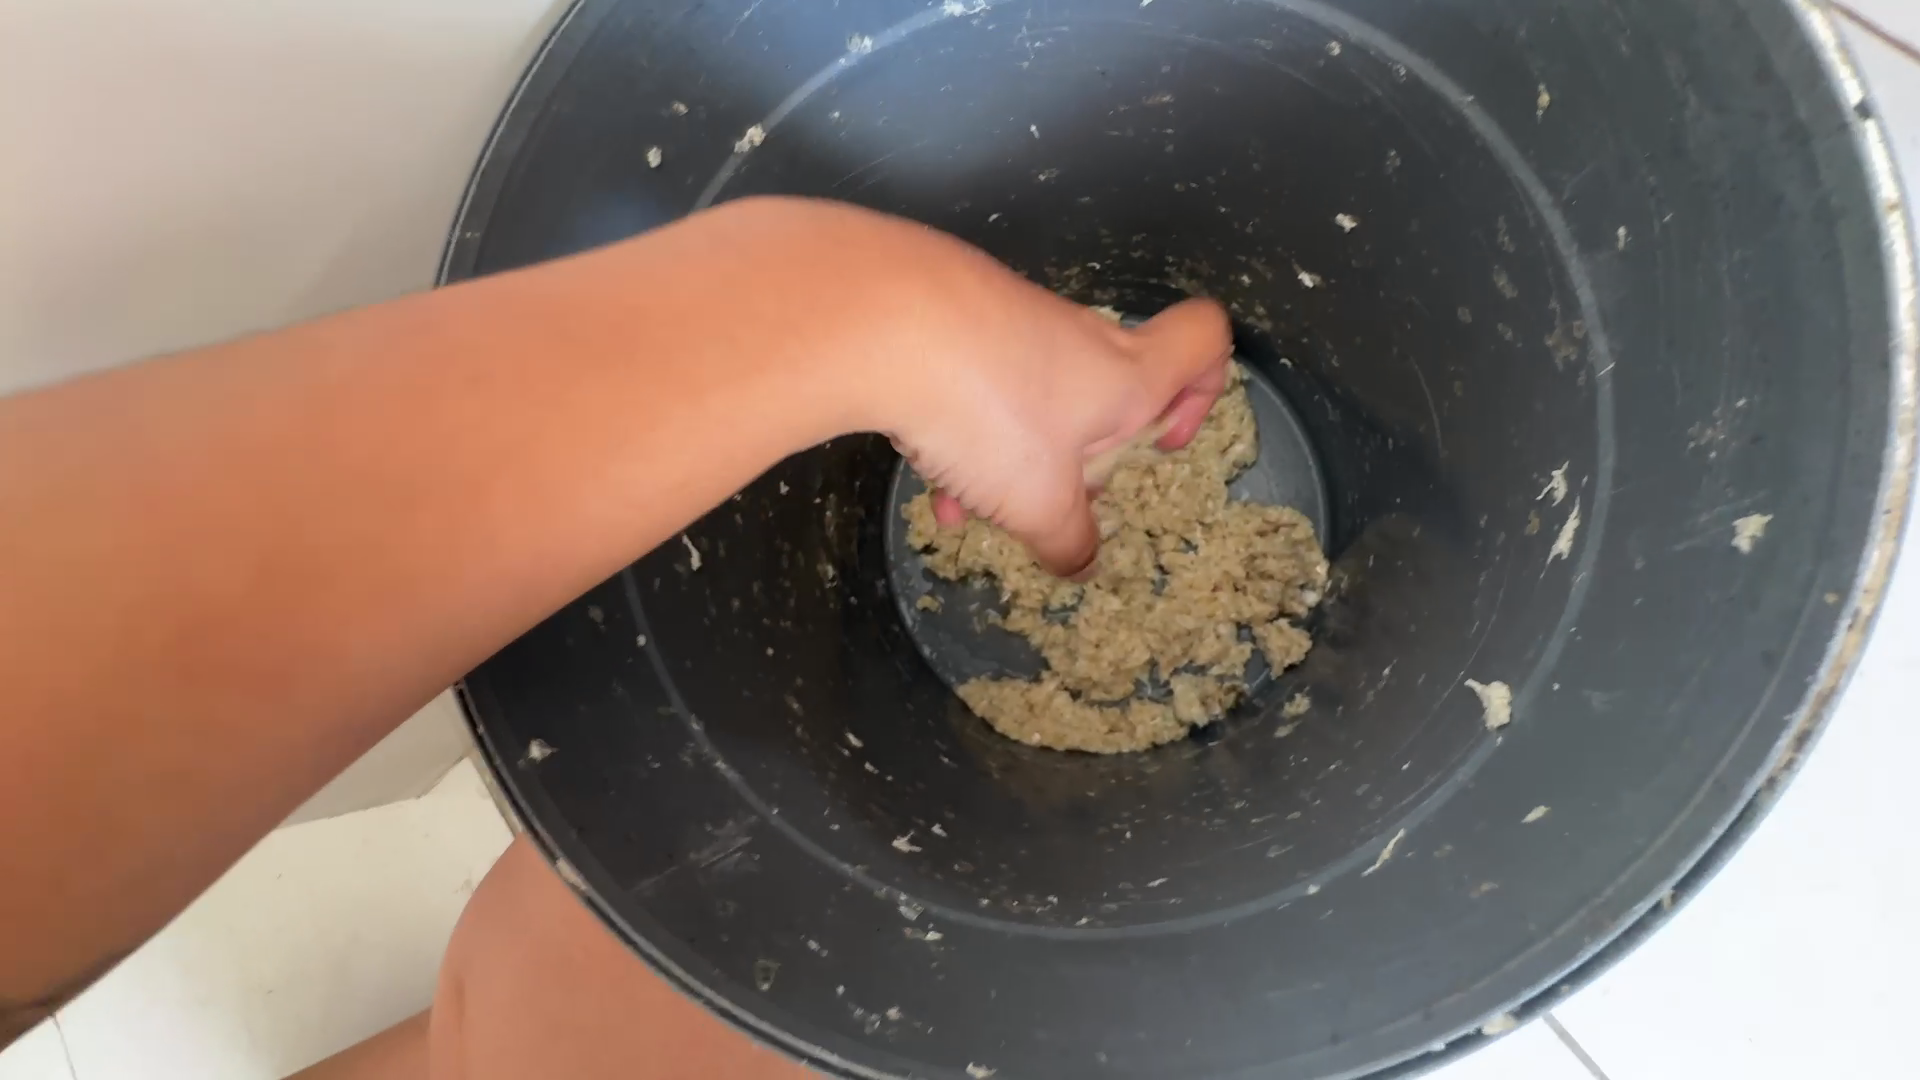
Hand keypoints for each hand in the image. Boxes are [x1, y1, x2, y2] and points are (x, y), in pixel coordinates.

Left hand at [684, 199, 1231, 576]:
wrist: (879, 321)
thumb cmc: (990, 410)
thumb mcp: (1038, 502)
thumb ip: (1068, 540)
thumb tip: (1081, 562)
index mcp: (1123, 373)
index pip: (1204, 342)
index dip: (1202, 391)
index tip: (1161, 442)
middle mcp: (1073, 337)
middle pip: (1104, 390)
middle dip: (1081, 455)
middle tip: (1047, 497)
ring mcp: (1010, 320)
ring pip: (1028, 397)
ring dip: (1006, 454)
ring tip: (965, 503)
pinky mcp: (953, 318)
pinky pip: (974, 382)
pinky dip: (961, 428)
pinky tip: (925, 475)